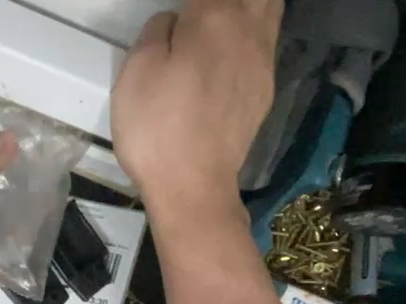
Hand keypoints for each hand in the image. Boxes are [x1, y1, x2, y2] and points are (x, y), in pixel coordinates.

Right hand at [111, 0, 281, 219]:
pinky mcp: (265, 85)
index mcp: (211, 15)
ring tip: (226, 15)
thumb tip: (174, 20)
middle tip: (203, 11)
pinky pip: (270, 36)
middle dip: (223, 0)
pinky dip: (258, 24)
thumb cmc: (156, 130)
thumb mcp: (135, 74)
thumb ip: (155, 32)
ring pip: (270, 3)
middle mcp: (247, 26)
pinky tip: (240, 37)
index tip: (181, 7)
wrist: (192, 184)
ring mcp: (262, 56)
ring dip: (250, 4)